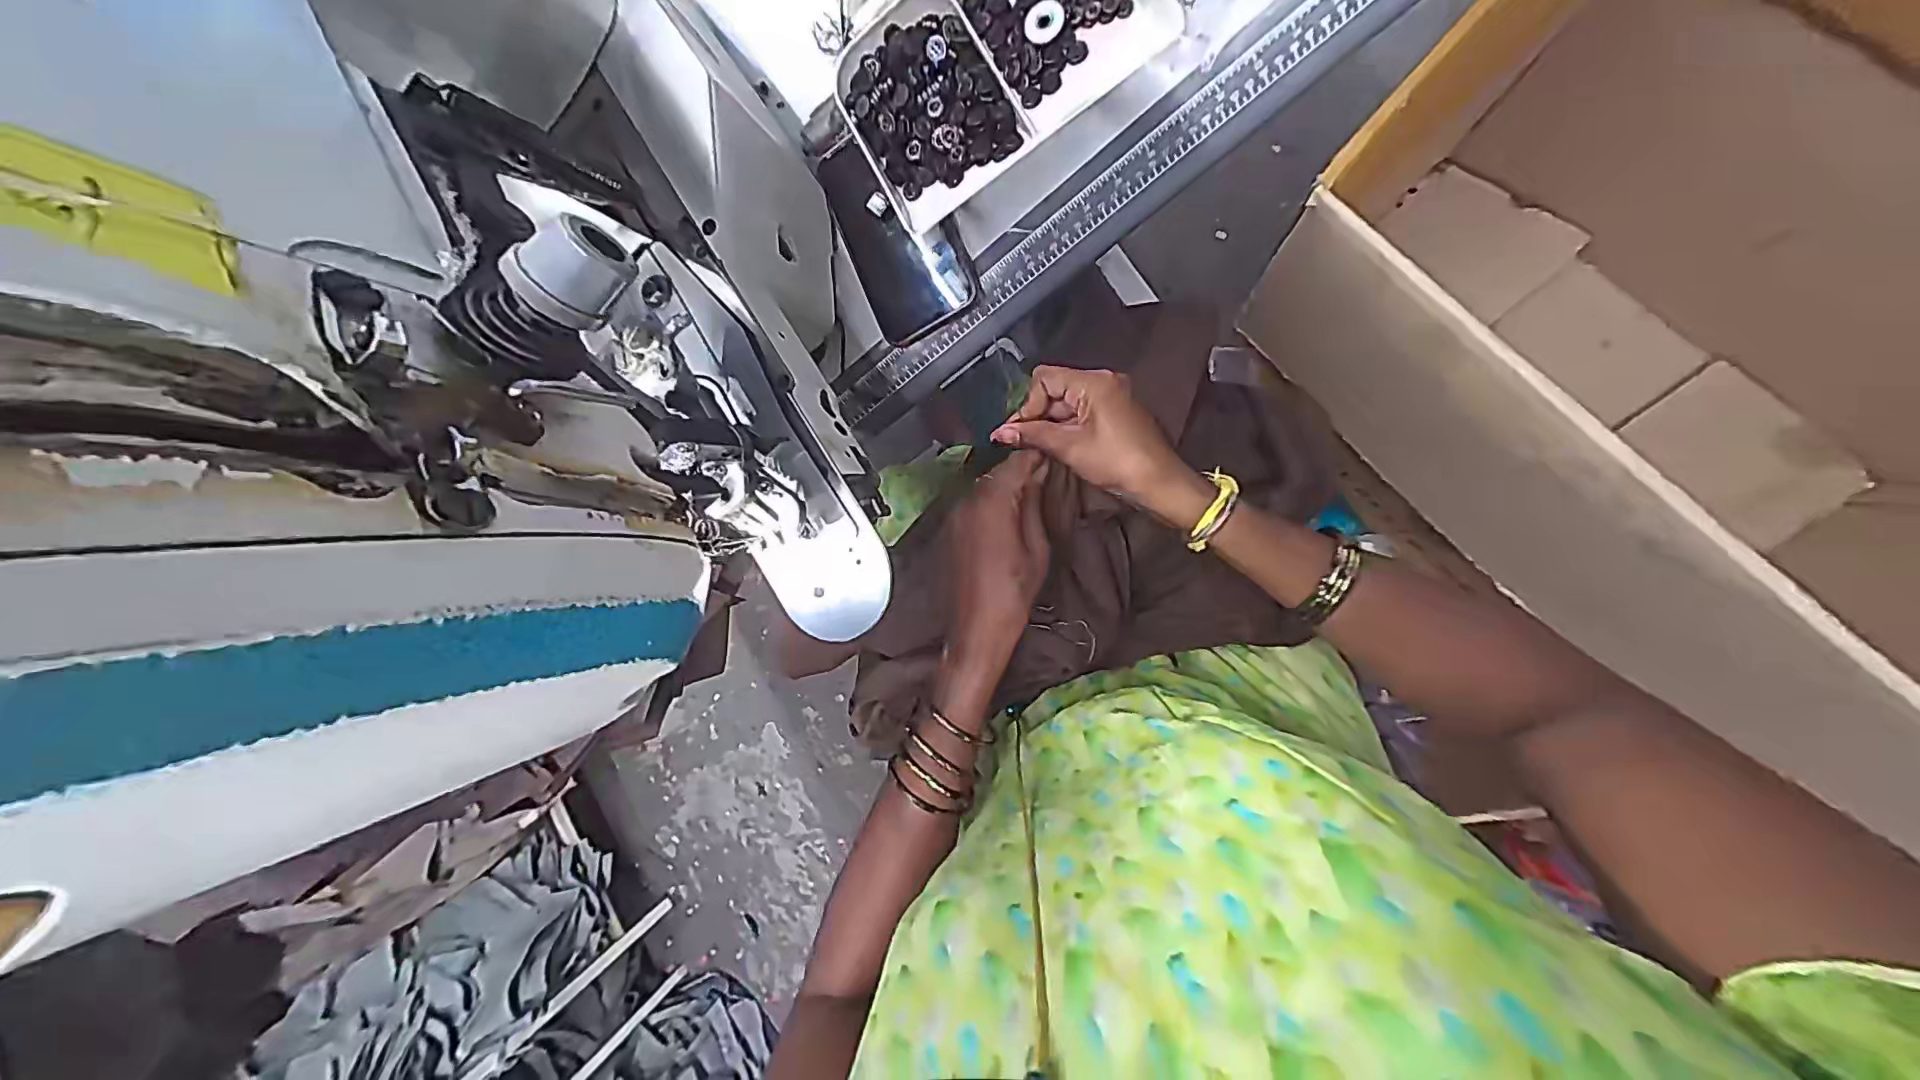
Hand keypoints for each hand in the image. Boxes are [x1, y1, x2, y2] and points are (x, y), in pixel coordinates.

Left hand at [944, 450, 1050, 666]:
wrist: (977, 627)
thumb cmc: (1013, 592)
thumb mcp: (1036, 547)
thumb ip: (1034, 505)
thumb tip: (1037, 477)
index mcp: (992, 502)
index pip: (1015, 464)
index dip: (1035, 457)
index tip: (1050, 456)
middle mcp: (967, 502)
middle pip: (996, 474)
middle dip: (1019, 472)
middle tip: (1043, 476)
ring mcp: (954, 516)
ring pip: (983, 489)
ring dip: (1003, 489)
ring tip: (1027, 499)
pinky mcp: (949, 530)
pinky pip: (972, 506)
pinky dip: (989, 505)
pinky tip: (1004, 519)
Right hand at [990, 366, 1213, 528]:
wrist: (1160, 483)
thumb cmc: (1120, 463)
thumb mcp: (1070, 447)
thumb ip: (1033, 434)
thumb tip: (1001, 432)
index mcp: (1094, 382)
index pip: (1044, 379)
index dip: (1027, 404)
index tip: (1017, 431)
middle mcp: (1103, 382)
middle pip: (1054, 389)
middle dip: (1036, 414)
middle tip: (1019, 441)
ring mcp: (1111, 396)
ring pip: (1065, 402)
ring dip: (1049, 423)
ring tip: (1036, 446)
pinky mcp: (1114, 412)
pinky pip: (1080, 412)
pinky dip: (1065, 427)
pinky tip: (1056, 446)